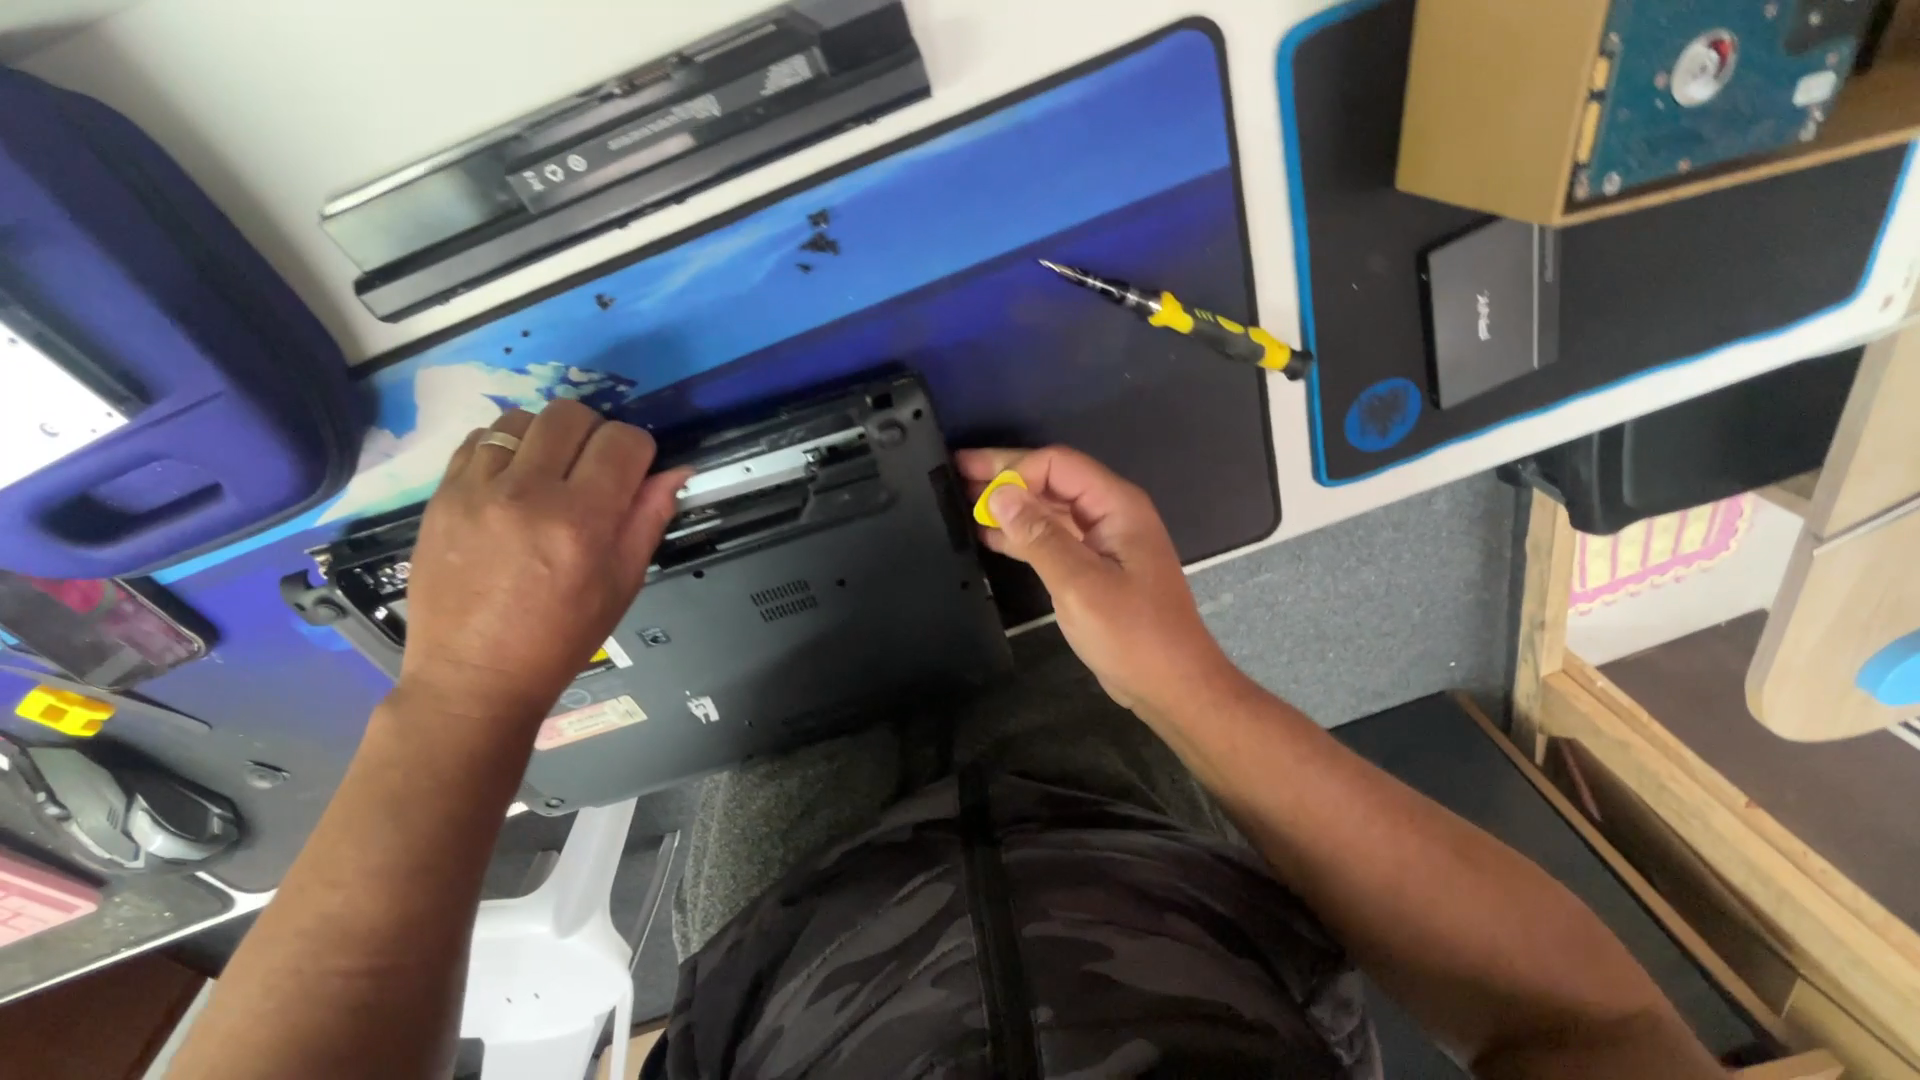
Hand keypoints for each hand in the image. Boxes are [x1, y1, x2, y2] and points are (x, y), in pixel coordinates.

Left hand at [395, 401, 692, 730]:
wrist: (473, 675)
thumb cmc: (560, 637)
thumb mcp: (622, 584)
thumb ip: (648, 519)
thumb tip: (675, 471)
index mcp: (582, 521)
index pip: (623, 442)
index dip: (639, 450)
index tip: (634, 471)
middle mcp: (528, 494)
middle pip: (572, 414)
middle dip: (596, 433)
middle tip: (593, 467)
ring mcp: (477, 490)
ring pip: (522, 417)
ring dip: (546, 436)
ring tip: (548, 471)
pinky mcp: (442, 495)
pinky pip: (479, 439)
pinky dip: (504, 448)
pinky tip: (511, 480)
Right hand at [956, 446, 1242, 719]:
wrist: (1170, 684)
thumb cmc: (1132, 635)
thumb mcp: (1081, 584)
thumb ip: (1039, 537)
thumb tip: (999, 495)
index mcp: (1116, 506)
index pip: (1057, 464)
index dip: (1014, 470)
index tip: (976, 487)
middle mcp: (1109, 514)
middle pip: (1051, 480)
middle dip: (1005, 475)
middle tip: (955, 470)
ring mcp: (1100, 541)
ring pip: (1048, 509)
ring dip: (1009, 504)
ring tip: (960, 500)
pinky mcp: (1091, 567)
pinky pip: (1051, 538)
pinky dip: (1020, 535)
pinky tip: (987, 535)